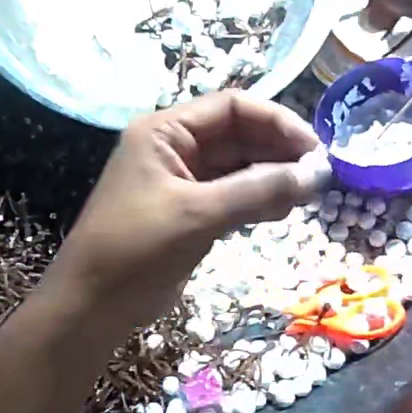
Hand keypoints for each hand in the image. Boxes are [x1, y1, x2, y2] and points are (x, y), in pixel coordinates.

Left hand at [44, 93, 326, 332]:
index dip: (277, 122)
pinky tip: (281, 213)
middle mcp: (174, 149)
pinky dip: (257, 201)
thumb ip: (257, 191)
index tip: (315, 150)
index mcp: (165, 132)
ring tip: (304, 198)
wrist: (92, 305)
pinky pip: (232, 196)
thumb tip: (316, 174)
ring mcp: (181, 183)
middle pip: (238, 135)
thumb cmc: (136, 250)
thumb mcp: (198, 215)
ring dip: (272, 178)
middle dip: (279, 152)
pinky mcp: (189, 214)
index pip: (231, 107)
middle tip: (318, 178)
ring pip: (238, 168)